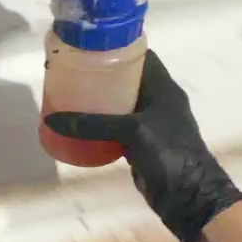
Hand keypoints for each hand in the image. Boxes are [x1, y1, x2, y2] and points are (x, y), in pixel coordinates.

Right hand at [44, 51, 241, 241]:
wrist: (189, 196)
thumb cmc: (169, 153)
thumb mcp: (131, 131)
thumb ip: (92, 124)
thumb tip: (52, 119)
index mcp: (163, 89)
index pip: (140, 57)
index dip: (116, 47)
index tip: (86, 46)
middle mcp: (156, 101)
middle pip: (124, 80)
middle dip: (98, 74)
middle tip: (68, 72)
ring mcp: (147, 123)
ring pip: (116, 104)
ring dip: (95, 100)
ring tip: (66, 94)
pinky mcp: (137, 143)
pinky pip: (112, 127)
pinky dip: (94, 124)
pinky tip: (74, 125)